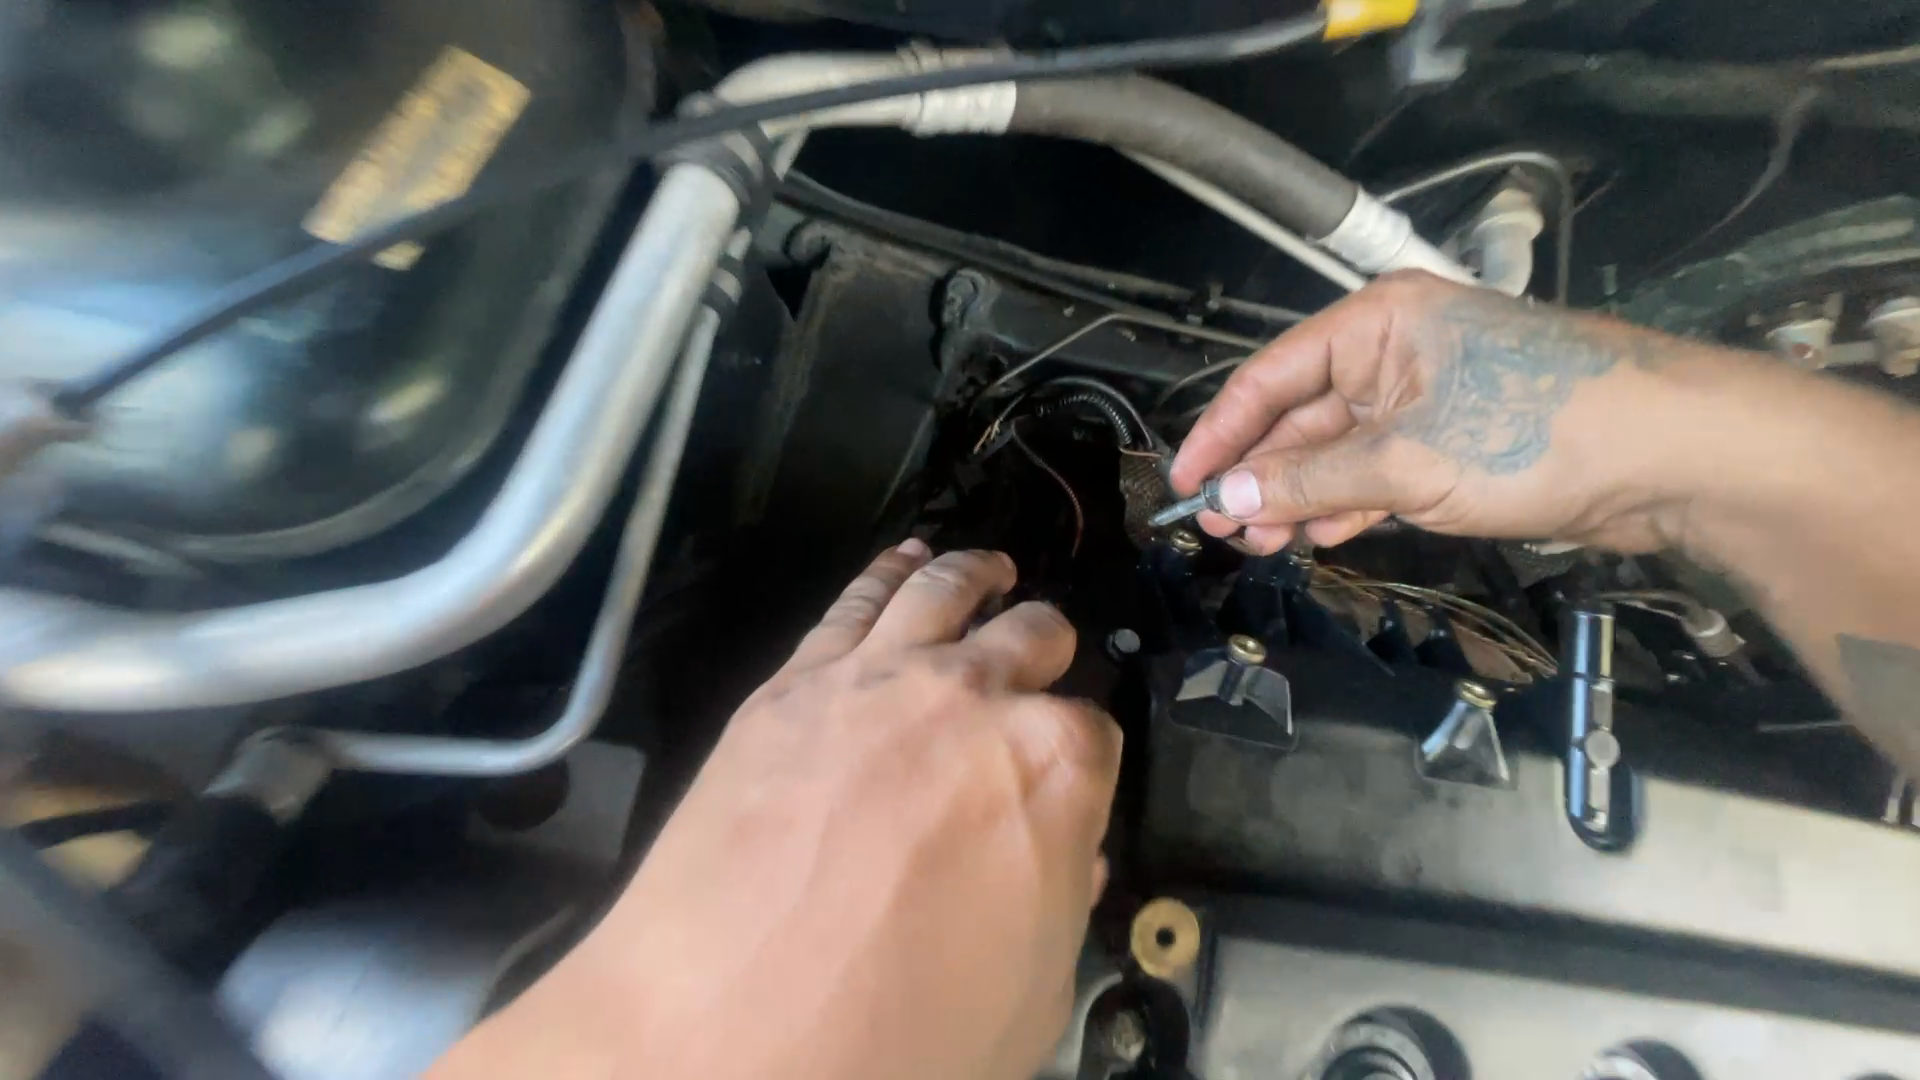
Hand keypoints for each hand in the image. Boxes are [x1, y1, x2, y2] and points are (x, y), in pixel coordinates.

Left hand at [433, 544, 1119, 1079]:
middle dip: (1047, 643)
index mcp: (1054, 764)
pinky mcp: (799, 678)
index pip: (1096, 729)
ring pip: (947, 590)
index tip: (1069, 774)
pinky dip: (891, 568)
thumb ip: (1063, 896)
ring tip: (991, 566)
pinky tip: (908, 557)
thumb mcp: (1032, 994)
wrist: (718, 1039)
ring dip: (979, 573)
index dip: (1086, 755)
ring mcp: (881, 673)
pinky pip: (858, 598)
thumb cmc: (900, 1037)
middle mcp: (975, 693)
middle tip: (1044, 649)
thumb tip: (1067, 847)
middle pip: (1032, 635)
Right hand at [1170, 272, 1725, 553]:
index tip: (1184, 483)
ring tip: (1257, 545)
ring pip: (1329, 454)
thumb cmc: (1535, 433)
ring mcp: (1415, 401)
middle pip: (1295, 421)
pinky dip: (1341, 506)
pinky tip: (1312, 537)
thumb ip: (1307, 483)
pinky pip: (1368, 474)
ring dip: (1294, 501)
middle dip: (1257, 478)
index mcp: (1373, 325)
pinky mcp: (1442, 443)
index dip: (1219, 434)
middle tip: (1215, 528)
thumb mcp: (1405, 462)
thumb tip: (1223, 502)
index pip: (1268, 379)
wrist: (1684, 460)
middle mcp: (1387, 354)